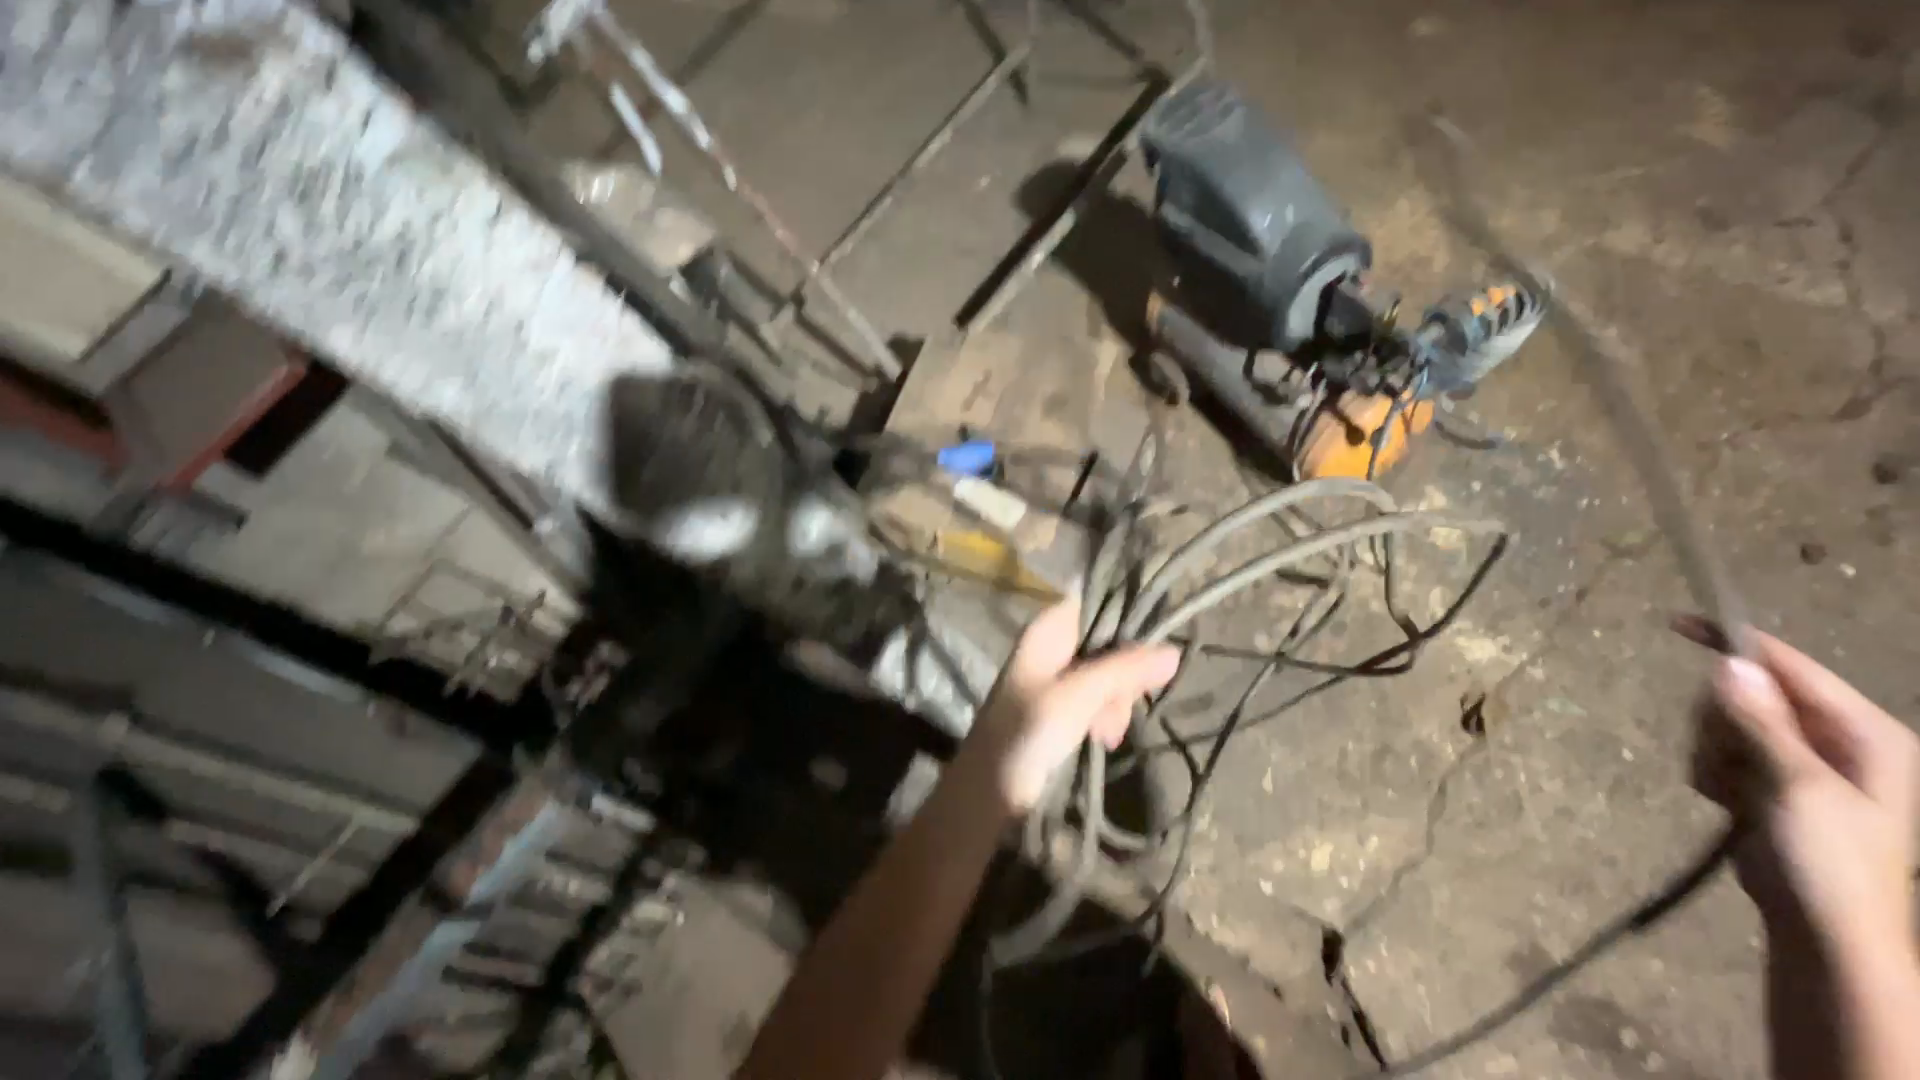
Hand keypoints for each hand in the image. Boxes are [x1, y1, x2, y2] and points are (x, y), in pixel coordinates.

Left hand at [958, 600, 1181, 814]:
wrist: (990, 791)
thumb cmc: (1027, 733)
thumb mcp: (1078, 697)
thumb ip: (1125, 670)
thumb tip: (1175, 651)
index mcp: (1047, 630)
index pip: (1096, 601)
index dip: (1128, 618)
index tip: (1154, 647)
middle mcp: (1053, 646)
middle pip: (1109, 640)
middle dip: (1123, 675)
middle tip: (1122, 706)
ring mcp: (1057, 678)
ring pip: (1108, 674)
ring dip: (1116, 702)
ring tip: (1107, 734)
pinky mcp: (1062, 708)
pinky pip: (1098, 700)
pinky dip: (1105, 716)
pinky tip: (1104, 739)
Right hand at [1689, 626, 1918, 956]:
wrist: (1824, 932)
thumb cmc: (1832, 862)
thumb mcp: (1798, 788)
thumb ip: (1763, 724)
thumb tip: (1731, 663)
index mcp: (1864, 734)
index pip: (1791, 667)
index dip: (1737, 642)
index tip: (1677, 622)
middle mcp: (1834, 740)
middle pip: (1747, 695)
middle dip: (1722, 723)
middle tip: (1729, 761)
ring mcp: (1800, 762)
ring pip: (1725, 724)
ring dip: (1715, 754)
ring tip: (1733, 794)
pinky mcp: (1768, 782)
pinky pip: (1719, 753)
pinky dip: (1713, 774)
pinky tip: (1729, 803)